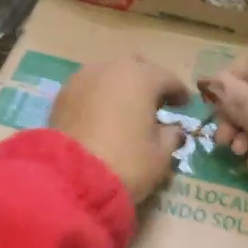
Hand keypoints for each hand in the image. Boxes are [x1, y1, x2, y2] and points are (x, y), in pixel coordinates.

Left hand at [49, 56, 189, 202]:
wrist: (70, 179)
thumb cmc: (126, 163)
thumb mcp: (160, 156)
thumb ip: (171, 137)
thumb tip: (173, 130)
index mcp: (141, 77)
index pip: (167, 78)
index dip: (179, 92)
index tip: (184, 105)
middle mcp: (111, 68)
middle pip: (136, 68)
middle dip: (148, 82)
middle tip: (155, 104)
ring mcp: (82, 79)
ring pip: (109, 75)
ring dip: (121, 88)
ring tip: (127, 110)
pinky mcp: (62, 95)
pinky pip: (89, 88)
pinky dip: (100, 97)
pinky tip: (103, 116)